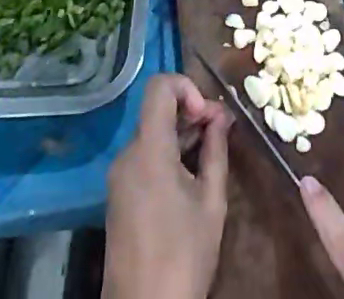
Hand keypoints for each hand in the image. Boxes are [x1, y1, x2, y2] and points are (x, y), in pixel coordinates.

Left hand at [103, 73, 231, 298]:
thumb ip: (216, 150)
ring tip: (215, 148)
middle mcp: (127, 156)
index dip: (188, 87)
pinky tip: (194, 169)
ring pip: (153, 131)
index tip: (209, 115)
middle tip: (223, 130)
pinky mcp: (120, 193)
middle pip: (157, 109)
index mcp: (148, 151)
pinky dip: (170, 150)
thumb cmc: (184, 255)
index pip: (159, 87)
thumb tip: (221, 117)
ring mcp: (120, 176)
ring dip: (183, 131)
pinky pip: (146, 154)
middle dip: (192, 111)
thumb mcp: (211, 200)